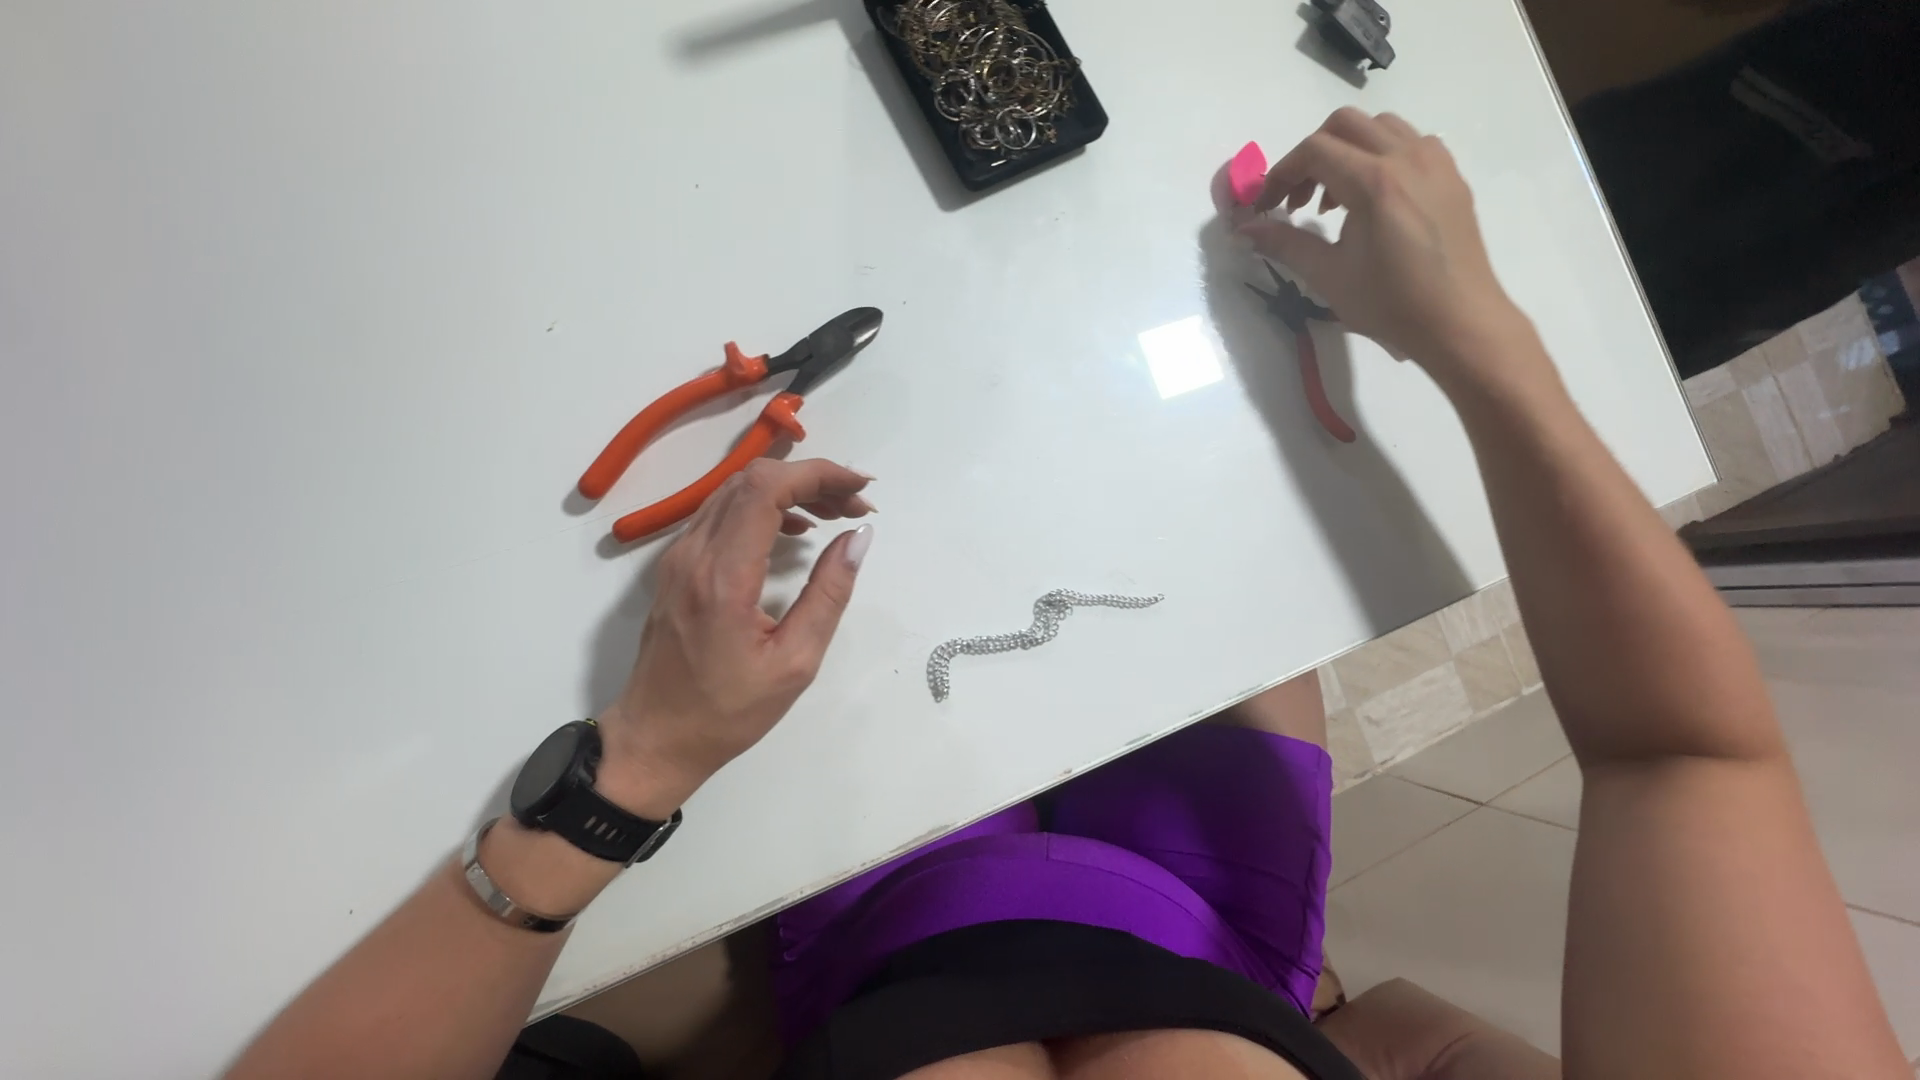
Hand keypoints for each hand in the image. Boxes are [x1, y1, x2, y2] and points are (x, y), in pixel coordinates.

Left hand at [594, 459, 874, 817]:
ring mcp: (679, 557)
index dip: (818, 475)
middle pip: (752, 480)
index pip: (766, 489)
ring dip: (790, 490)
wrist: (655, 738)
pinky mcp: (677, 566)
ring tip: (836, 514)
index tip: (860, 489)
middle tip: (856, 506)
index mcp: (723, 577)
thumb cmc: (728, 711)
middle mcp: (694, 554)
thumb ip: (829, 593)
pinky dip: (764, 507)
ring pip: (736, 491)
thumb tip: (858, 538)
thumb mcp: (795, 662)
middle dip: (811, 480)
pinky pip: (723, 514)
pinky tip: (797, 530)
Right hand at [1239, 109, 1548, 396]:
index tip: (1264, 207)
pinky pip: (1409, 144)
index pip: (1314, 151)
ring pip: (1379, 128)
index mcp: (1374, 182)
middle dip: (1310, 156)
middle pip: (1345, 125)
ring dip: (1345, 152)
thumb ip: (1284, 243)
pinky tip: (1370, 201)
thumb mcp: (1328, 275)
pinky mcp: (1450, 176)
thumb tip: (1242, 229)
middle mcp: (1407, 158)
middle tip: (1296, 200)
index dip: (1280, 174)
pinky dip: (1378, 157)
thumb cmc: (1389, 303)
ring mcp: (1435, 162)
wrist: (1458, 321)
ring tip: (1332, 201)